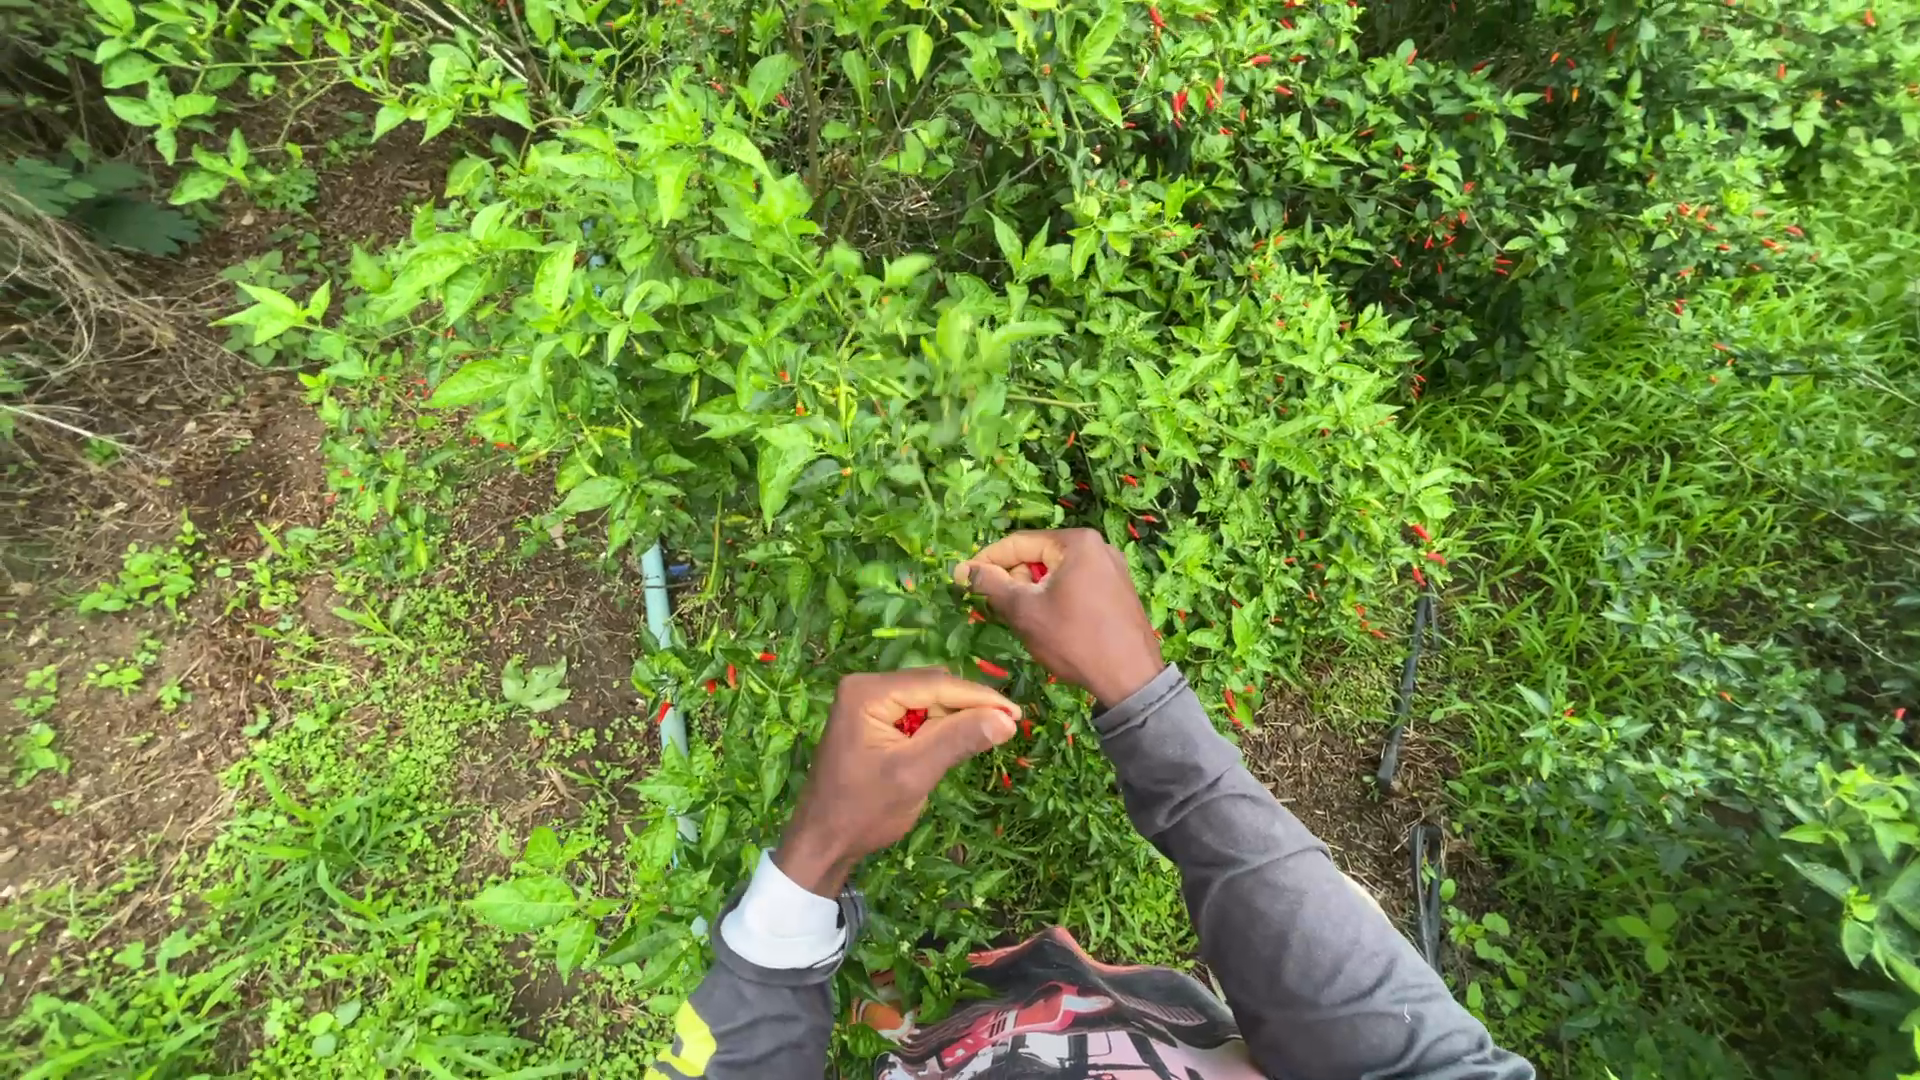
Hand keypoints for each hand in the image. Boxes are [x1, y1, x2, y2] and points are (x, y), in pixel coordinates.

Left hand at [775, 670, 1019, 896]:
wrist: (822, 842)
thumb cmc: (863, 811)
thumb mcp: (914, 774)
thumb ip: (958, 740)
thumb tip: (1007, 719)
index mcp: (867, 691)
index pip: (935, 684)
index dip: (979, 697)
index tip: (1016, 714)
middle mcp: (866, 686)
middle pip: (932, 686)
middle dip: (969, 706)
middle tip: (1007, 727)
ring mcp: (867, 701)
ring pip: (928, 698)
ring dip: (956, 716)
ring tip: (988, 735)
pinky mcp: (873, 717)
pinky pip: (916, 712)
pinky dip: (939, 726)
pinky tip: (957, 741)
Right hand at [952, 529, 1164, 707]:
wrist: (1132, 679)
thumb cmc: (1074, 639)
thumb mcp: (1025, 610)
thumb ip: (991, 584)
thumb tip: (962, 569)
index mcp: (1077, 542)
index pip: (1019, 543)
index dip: (987, 561)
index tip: (964, 579)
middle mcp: (1098, 547)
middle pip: (1039, 556)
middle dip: (1014, 579)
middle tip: (998, 606)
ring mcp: (1112, 569)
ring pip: (1057, 573)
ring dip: (1033, 592)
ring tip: (1023, 619)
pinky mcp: (1118, 591)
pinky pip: (1076, 585)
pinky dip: (1056, 599)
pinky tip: (1050, 624)